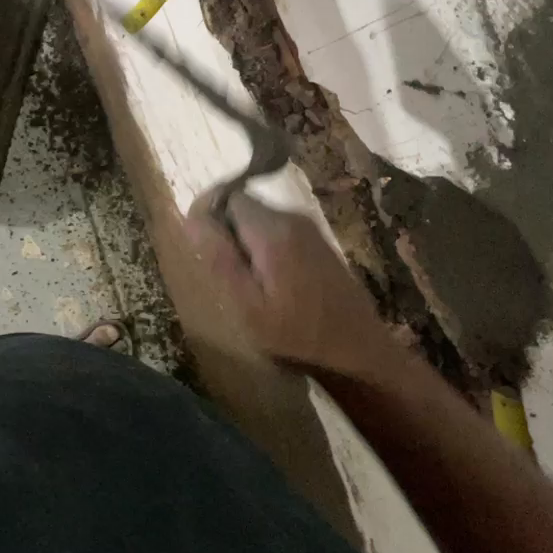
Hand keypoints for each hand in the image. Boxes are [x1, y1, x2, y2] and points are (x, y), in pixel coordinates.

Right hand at [183, 189, 400, 382]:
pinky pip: (277, 231)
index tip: (202, 244)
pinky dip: (264, 247)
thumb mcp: (247, 305)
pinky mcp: (318, 243)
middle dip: (227, 230)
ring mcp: (310, 229)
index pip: (228, 195)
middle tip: (224, 270)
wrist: (360, 356)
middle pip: (244, 205)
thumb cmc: (297, 336)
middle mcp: (293, 219)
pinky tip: (270, 282)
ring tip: (245, 281)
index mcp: (274, 231)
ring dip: (245, 240)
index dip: (209, 213)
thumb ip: (220, 259)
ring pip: (260, 218)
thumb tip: (192, 219)